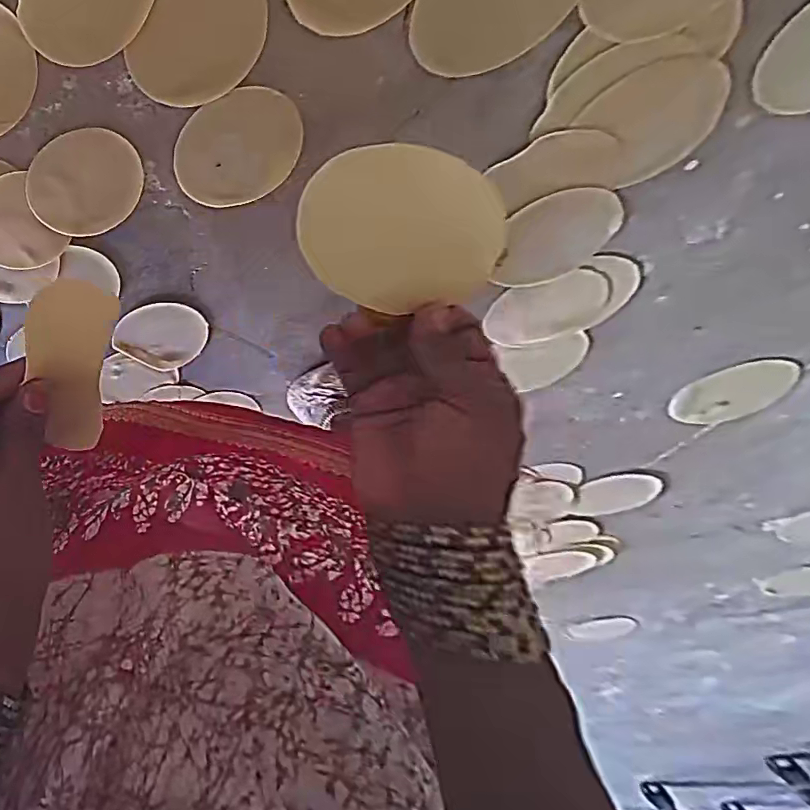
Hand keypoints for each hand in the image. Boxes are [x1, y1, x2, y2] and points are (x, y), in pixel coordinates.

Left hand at [0, 361, 52, 689]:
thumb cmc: (8, 560)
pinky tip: (43, 424)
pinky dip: (17, 430)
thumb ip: (21, 437)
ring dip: (19, 407)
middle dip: (16, 388)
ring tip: (58, 396)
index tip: (52, 365)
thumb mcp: (19, 495)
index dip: (10, 377)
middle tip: (62, 379)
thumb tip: (35, 386)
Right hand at [320, 304, 523, 529]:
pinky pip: (354, 371)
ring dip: (367, 332)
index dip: (440, 311)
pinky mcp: (368, 404)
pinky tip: (334, 336)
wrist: (424, 519)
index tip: (420, 291)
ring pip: (382, 349)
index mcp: (476, 378)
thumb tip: (433, 310)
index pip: (458, 332)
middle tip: (378, 299)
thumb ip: (448, 356)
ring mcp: (400, 391)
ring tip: (352, 320)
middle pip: (415, 335)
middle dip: (397, 316)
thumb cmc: (463, 464)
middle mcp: (437, 379)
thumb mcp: (471, 405)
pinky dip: (343, 352)